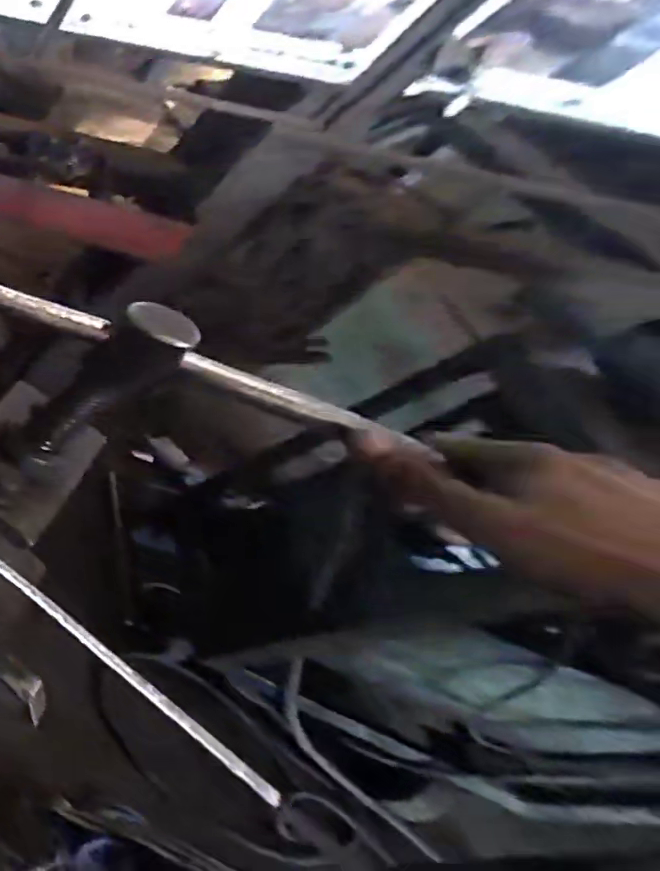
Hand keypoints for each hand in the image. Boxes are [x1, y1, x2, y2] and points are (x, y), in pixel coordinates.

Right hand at [354, 432, 659, 617]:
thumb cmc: (585, 552)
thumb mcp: (488, 522)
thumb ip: (423, 482)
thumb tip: (357, 435)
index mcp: (523, 454)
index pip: (445, 445)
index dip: (420, 468)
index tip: (411, 502)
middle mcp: (568, 454)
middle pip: (496, 464)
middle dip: (471, 489)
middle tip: (466, 531)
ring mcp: (621, 478)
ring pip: (546, 484)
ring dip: (523, 504)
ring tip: (526, 544)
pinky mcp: (655, 506)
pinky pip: (591, 503)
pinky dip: (572, 519)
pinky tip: (584, 548)